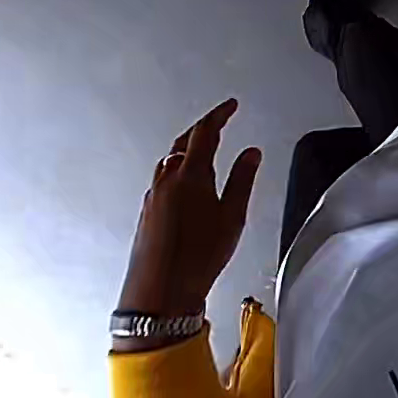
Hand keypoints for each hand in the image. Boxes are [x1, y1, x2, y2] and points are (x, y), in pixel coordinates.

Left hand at [118, 99, 262, 341]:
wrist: (159, 292)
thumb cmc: (198, 256)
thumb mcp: (233, 217)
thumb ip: (242, 180)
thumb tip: (251, 153)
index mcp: (190, 174)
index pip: (205, 132)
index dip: (219, 114)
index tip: (231, 105)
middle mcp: (167, 179)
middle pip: (184, 141)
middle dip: (202, 127)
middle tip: (218, 121)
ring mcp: (153, 194)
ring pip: (170, 158)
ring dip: (187, 147)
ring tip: (203, 148)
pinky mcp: (147, 210)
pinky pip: (162, 177)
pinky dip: (177, 167)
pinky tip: (186, 181)